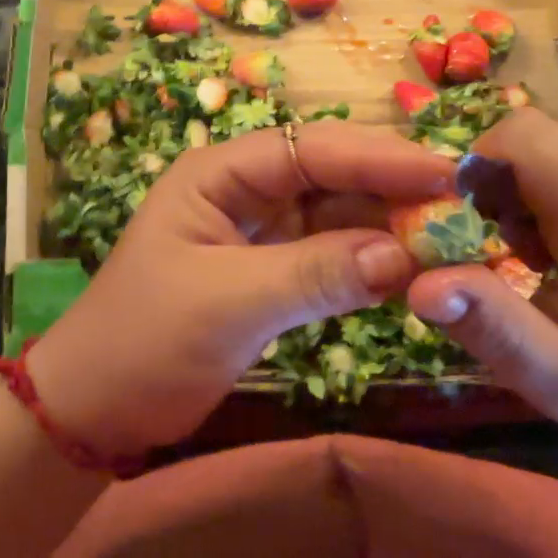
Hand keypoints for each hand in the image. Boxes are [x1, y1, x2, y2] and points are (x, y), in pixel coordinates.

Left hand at [29, 122, 454, 456]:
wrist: (96, 408)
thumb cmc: (146, 340)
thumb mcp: (228, 302)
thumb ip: (314, 274)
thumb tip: (403, 255)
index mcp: (220, 172)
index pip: (310, 149)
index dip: (378, 157)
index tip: (443, 172)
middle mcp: (244, 189)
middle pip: (330, 174)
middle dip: (391, 186)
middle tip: (461, 203)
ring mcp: (261, 231)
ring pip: (337, 214)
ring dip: (388, 225)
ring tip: (451, 236)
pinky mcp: (272, 273)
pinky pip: (331, 255)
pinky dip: (369, 262)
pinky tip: (411, 269)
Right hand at [407, 109, 557, 496]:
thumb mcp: (555, 379)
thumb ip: (490, 325)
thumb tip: (418, 285)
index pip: (519, 138)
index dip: (474, 169)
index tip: (468, 229)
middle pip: (532, 138)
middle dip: (497, 185)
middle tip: (503, 251)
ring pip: (554, 146)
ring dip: (525, 190)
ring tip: (539, 256)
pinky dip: (555, 191)